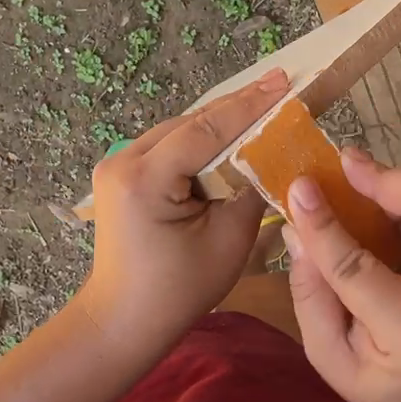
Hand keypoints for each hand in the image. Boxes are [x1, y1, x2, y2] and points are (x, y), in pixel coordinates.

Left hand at [76, 69, 289, 348]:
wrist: (124, 319)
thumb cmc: (179, 290)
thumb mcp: (229, 240)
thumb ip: (250, 187)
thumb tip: (271, 151)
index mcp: (144, 178)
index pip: (205, 129)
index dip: (249, 105)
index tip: (285, 82)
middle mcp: (122, 160)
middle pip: (189, 124)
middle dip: (236, 109)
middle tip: (280, 87)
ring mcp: (115, 165)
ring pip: (178, 132)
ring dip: (218, 124)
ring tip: (262, 107)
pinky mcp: (120, 175)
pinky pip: (167, 148)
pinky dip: (198, 143)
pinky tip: (228, 138)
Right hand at [281, 148, 400, 401]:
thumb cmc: (400, 400)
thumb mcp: (338, 367)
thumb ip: (312, 300)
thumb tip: (298, 233)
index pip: (357, 266)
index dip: (324, 223)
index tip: (298, 188)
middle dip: (388, 177)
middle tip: (346, 166)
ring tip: (360, 181)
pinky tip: (384, 206)